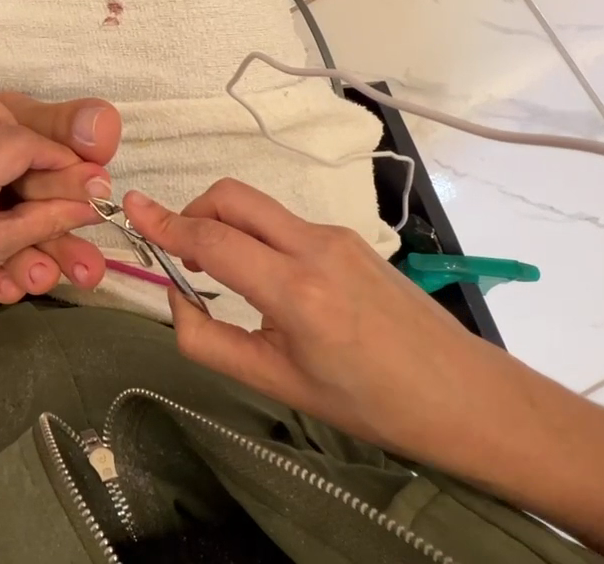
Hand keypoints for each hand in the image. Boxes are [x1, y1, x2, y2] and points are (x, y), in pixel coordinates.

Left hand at [0, 88, 101, 331]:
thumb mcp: (0, 247)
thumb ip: (49, 219)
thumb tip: (94, 202)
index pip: (24, 143)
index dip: (59, 158)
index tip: (80, 178)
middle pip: (5, 122)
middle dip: (36, 146)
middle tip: (52, 177)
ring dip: (2, 120)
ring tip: (14, 156)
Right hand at [124, 180, 514, 456]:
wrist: (474, 401)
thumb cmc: (373, 405)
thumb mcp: (277, 383)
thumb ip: (208, 341)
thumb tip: (174, 300)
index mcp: (297, 293)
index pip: (210, 240)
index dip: (162, 223)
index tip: (129, 207)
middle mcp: (316, 249)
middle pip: (231, 197)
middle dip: (191, 211)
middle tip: (181, 252)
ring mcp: (337, 237)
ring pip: (256, 206)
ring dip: (222, 224)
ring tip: (221, 273)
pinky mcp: (349, 239)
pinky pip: (282, 222)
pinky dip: (254, 235)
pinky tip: (266, 279)